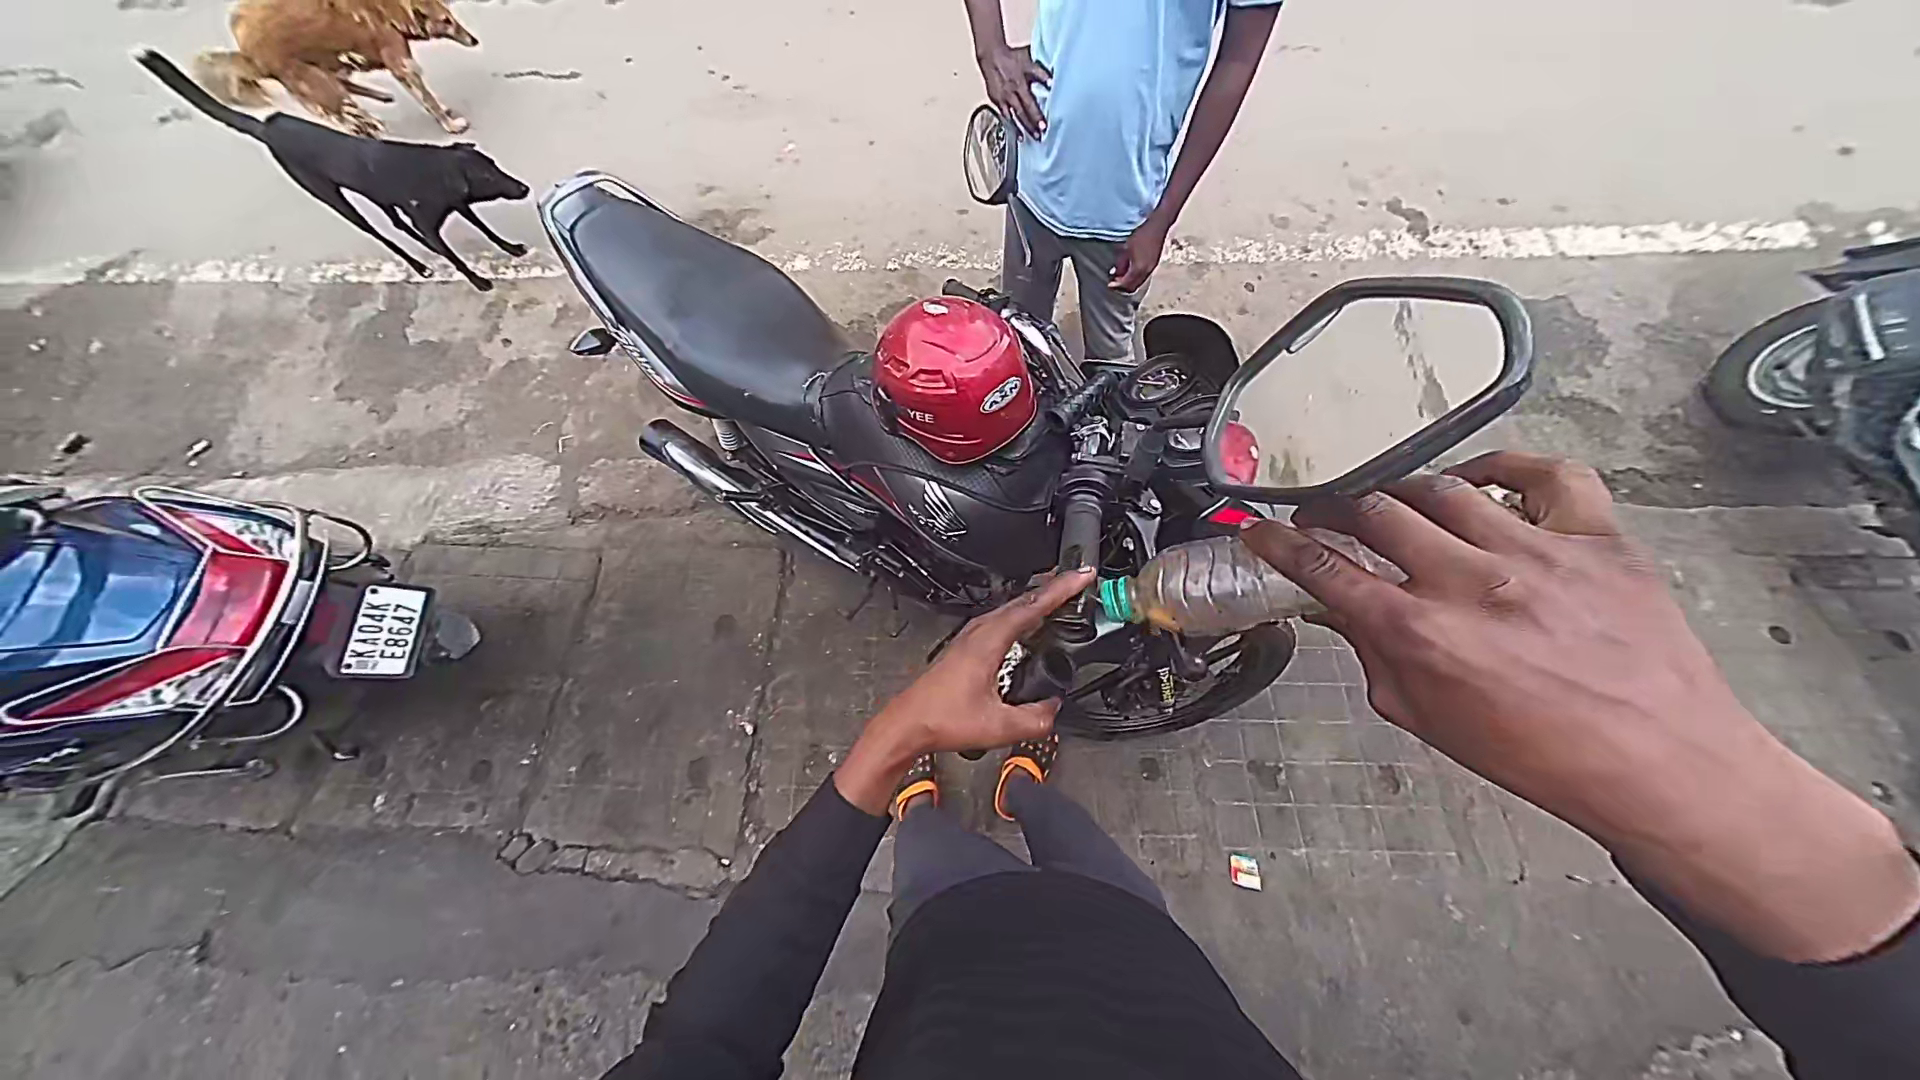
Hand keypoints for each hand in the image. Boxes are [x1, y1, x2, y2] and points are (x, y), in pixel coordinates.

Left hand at [833, 569, 1093, 813]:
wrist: (908, 723)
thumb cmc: (941, 718)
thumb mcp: (999, 726)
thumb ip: (1035, 718)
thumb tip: (1053, 708)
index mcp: (989, 641)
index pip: (1033, 605)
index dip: (1062, 589)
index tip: (1082, 576)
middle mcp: (979, 632)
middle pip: (1023, 600)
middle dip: (1054, 586)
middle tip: (1078, 579)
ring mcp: (971, 636)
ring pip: (1011, 608)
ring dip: (1038, 599)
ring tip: (1060, 594)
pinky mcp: (967, 645)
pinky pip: (1001, 619)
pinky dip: (1022, 614)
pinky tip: (1029, 623)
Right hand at [977, 44, 1049, 138]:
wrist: (992, 56)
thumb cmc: (1011, 58)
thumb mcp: (1028, 61)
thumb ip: (1041, 73)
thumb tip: (1052, 82)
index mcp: (1019, 84)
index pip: (1030, 104)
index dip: (1037, 116)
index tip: (1043, 126)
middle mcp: (1010, 94)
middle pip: (1021, 114)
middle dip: (1030, 127)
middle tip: (1038, 137)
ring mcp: (1002, 99)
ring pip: (1012, 118)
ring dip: (1018, 130)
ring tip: (1024, 139)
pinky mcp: (996, 101)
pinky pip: (1004, 116)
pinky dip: (1009, 125)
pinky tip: (1014, 133)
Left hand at [1109, 216, 1169, 292]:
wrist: (1158, 225)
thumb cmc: (1141, 234)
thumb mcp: (1126, 248)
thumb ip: (1121, 263)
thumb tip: (1115, 273)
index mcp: (1139, 268)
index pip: (1126, 284)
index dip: (1117, 286)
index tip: (1110, 284)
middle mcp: (1146, 271)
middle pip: (1133, 287)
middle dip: (1122, 287)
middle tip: (1114, 283)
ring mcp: (1152, 268)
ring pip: (1138, 283)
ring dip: (1129, 283)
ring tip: (1120, 278)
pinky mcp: (1154, 264)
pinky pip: (1143, 277)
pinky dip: (1135, 278)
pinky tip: (1129, 271)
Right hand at [1239, 451, 1919, 961]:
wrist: (1663, 767)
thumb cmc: (1531, 753)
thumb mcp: (1418, 713)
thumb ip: (1367, 650)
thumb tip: (1335, 606)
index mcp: (1418, 633)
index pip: (1322, 568)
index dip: (1278, 543)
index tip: (1260, 530)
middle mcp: (1467, 582)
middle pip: (1371, 512)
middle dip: (1331, 508)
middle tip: (1323, 516)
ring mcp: (1536, 552)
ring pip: (1439, 487)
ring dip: (1397, 491)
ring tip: (1388, 504)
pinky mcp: (1597, 540)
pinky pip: (1546, 474)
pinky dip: (1501, 464)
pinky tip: (1474, 478)